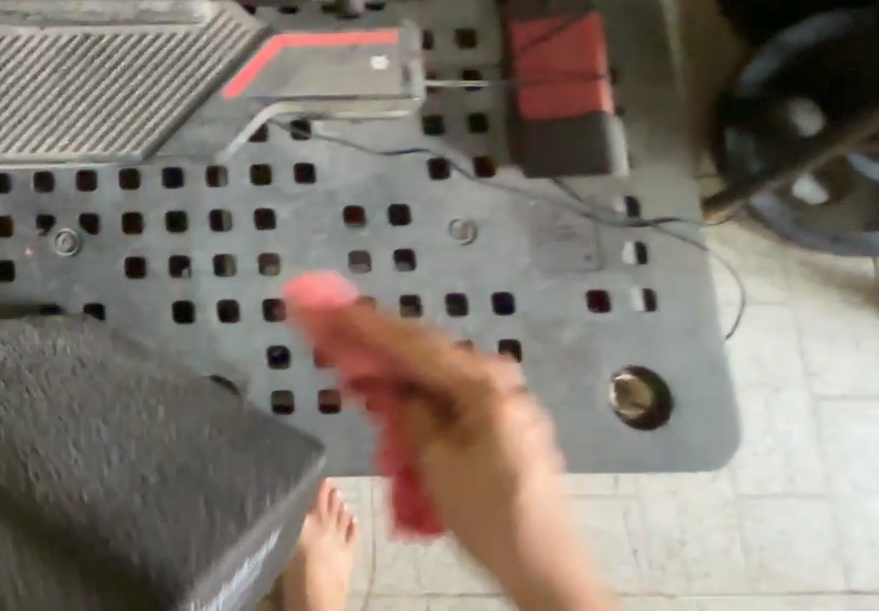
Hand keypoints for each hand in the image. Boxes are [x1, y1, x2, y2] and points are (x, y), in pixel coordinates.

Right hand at [287, 281, 612, 610]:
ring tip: (352, 349)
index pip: (411, 343)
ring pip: (433, 362)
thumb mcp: (433, 461)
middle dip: (376, 336)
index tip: (330, 309)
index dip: (365, 325)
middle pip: (424, 345)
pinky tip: (387, 379)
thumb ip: (404, 408)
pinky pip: (447, 382)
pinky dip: (414, 377)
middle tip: (333, 325)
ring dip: (392, 357)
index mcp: (483, 385)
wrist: (548, 569)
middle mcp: (496, 378)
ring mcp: (503, 395)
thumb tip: (378, 378)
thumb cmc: (489, 516)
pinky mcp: (501, 413)